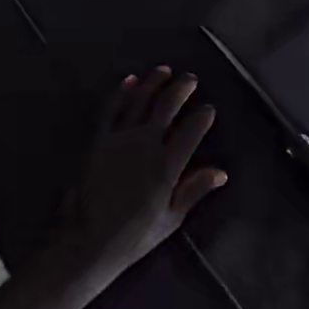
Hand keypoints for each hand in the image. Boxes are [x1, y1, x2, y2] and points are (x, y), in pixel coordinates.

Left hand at [48, 67, 226, 285]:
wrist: (88, 238)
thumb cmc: (134, 234)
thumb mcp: (170, 218)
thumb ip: (194, 190)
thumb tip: (220, 172)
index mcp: (166, 165)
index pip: (191, 131)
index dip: (203, 117)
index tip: (209, 108)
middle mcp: (145, 144)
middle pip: (167, 106)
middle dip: (181, 89)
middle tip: (190, 78)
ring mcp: (120, 138)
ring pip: (140, 100)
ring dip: (154, 82)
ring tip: (164, 70)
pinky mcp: (100, 138)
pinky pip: (112, 108)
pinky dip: (122, 91)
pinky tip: (130, 80)